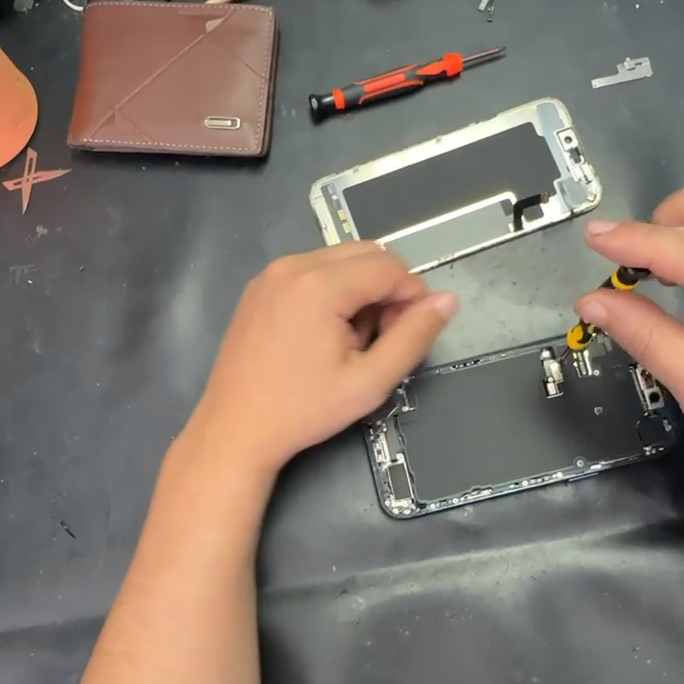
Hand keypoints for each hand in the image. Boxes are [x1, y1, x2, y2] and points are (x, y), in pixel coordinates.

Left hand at [188, 244, 457, 477]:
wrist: (235, 430)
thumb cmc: (303, 411)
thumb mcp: (369, 382)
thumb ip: (413, 337)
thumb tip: (448, 300)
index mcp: (319, 285)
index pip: (390, 267)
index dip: (412, 298)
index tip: (406, 336)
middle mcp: (293, 265)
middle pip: (367, 253)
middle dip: (387, 290)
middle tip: (379, 339)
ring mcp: (271, 273)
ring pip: (340, 259)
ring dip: (360, 289)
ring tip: (351, 340)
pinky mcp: (260, 286)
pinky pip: (312, 270)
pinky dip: (332, 291)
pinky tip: (324, 334)